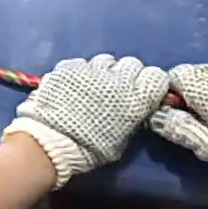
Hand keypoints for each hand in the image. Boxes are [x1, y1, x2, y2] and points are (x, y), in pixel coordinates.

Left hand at [1, 54, 168, 187]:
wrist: (51, 140)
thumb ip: (133, 118)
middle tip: (113, 89)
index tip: (139, 91)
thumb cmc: (89, 148)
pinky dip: (78, 72)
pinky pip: (80, 63)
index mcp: (137, 99)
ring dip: (101, 72)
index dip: (147, 83)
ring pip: (105, 60)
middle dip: (124, 75)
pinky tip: (70, 85)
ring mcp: (92, 70)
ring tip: (90, 86)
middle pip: (131, 64)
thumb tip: (138, 108)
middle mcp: (118, 79)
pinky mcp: (69, 67)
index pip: (156, 76)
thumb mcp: (122, 139)